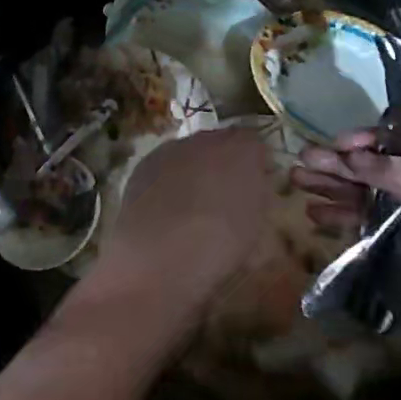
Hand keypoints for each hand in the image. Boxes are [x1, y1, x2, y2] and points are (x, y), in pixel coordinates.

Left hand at [84, 127, 272, 331]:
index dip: (254, 164)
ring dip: (193, 170)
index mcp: (243, 150)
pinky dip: (167, 181)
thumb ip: (256, 194)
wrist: (160, 260)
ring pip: (189, 153)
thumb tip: (251, 185)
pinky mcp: (143, 165)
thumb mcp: (257, 224)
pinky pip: (163, 167)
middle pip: (220, 142)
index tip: (254, 186)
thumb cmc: (221, 247)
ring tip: (190, 206)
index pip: (254, 143)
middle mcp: (206, 140)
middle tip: (223, 196)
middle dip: (223, 163)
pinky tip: (164, 209)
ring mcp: (171, 149)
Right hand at [291, 129, 400, 337]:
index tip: (339, 144)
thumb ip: (396, 174)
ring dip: (335, 189)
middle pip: (379, 169)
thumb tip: (350, 154)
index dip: (369, 141)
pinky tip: (315, 215)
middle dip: (341, 165)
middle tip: (304, 158)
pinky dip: (344, 220)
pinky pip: (370, 227)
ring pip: (370, 198)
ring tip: (298, 180)